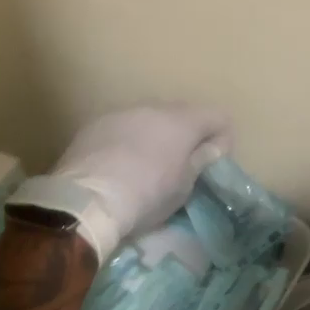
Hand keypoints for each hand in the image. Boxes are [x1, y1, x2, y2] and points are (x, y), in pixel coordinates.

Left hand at [10, 104, 231, 258]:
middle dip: (188, 135)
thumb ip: (201, 161)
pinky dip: (130, 140)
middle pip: (182, 114)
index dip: (223, 139)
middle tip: (184, 164)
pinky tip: (122, 165)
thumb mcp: (184, 186)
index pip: (218, 117)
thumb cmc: (147, 196)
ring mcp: (120, 113)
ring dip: (157, 136)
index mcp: (181, 122)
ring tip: (149, 165)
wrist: (86, 201)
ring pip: (149, 118)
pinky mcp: (93, 125)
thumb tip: (212, 147)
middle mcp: (152, 108)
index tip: (215, 163)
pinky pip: (123, 127)